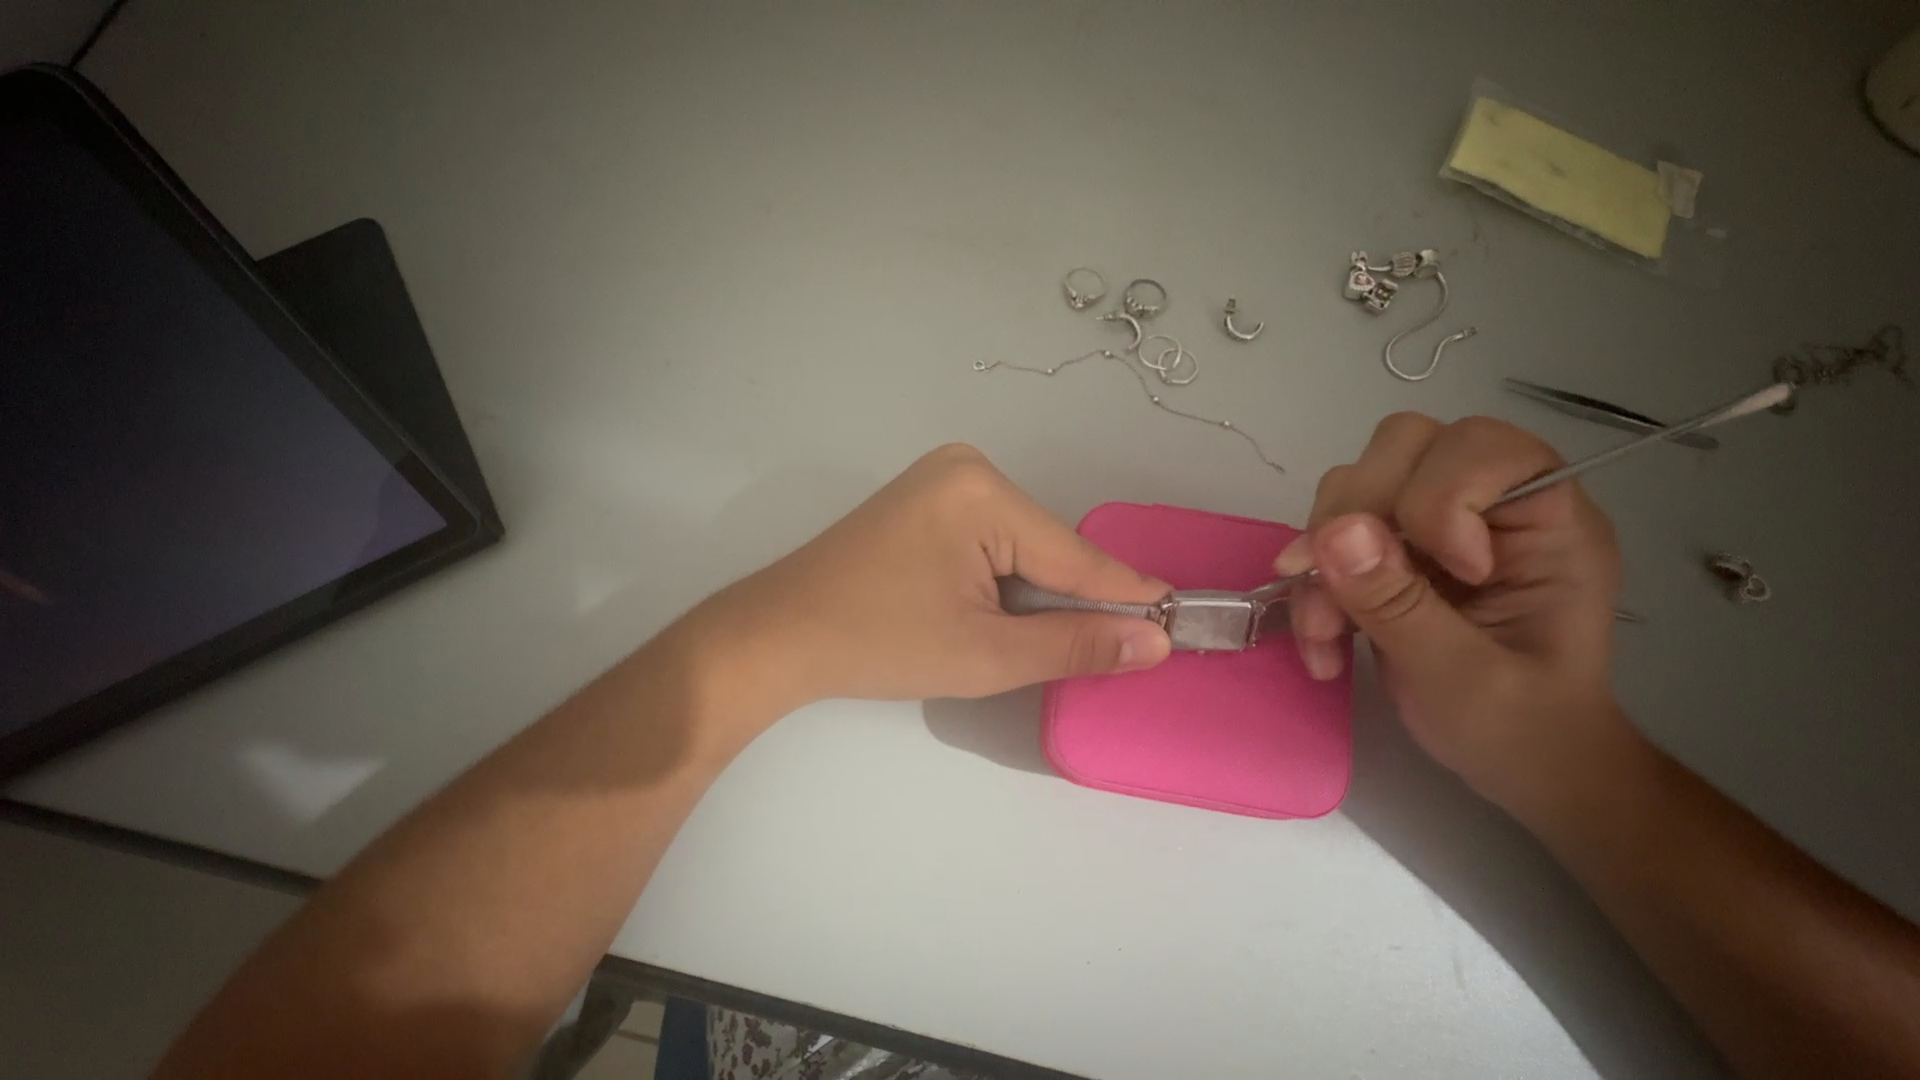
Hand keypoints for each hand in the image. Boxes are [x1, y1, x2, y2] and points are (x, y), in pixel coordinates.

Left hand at [690, 444, 1171, 710]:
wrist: (779, 633)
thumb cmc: (879, 645)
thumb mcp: (986, 656)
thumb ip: (1076, 644)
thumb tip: (1156, 642)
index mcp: (984, 493)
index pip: (1078, 556)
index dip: (1129, 598)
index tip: (1181, 625)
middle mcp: (970, 466)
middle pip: (1052, 547)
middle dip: (1068, 601)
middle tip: (1094, 653)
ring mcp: (945, 476)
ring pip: (1024, 544)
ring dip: (1033, 592)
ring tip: (1019, 638)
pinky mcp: (929, 494)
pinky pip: (993, 537)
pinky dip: (1004, 576)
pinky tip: (987, 610)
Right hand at [1274, 414, 1624, 810]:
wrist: (1519, 767)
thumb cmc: (1520, 730)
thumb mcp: (1462, 678)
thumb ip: (1398, 604)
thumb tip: (1334, 532)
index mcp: (1546, 523)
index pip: (1481, 447)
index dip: (1442, 496)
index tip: (1453, 574)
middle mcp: (1489, 507)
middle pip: (1401, 450)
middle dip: (1355, 520)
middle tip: (1345, 601)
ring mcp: (1435, 525)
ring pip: (1352, 486)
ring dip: (1322, 558)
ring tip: (1327, 633)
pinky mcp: (1392, 549)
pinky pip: (1329, 533)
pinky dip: (1313, 584)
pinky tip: (1323, 639)